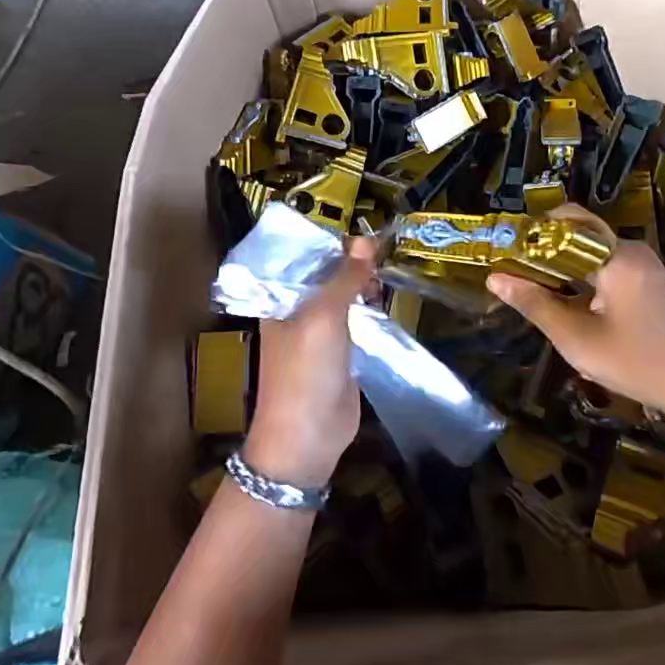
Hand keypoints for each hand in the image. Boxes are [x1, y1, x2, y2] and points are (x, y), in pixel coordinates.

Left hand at [243, 237, 377, 488]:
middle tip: (379, 249)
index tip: (358, 228)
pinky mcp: (340, 351)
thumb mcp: (324, 316)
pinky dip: (368, 307)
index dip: (327, 242)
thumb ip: (345, 278)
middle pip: (324, 275)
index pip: (301, 258)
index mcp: (280, 298)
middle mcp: (296, 310)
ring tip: (384, 268)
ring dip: (361, 283)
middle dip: (349, 261)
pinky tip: (384, 295)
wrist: (307, 435)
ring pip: (341, 296)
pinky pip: (354, 320)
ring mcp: (318, 332)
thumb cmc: (305, 370)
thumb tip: (365, 239)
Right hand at [486, 205, 664, 423]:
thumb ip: (535, 305)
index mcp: (615, 256)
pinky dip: (577, 279)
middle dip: (540, 253)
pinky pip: (600, 266)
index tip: (504, 254)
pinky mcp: (644, 280)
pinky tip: (563, 305)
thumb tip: (496, 279)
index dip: (530, 233)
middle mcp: (628, 249)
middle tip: (512, 277)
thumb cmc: (641, 362)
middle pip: (573, 235)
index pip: (565, 221)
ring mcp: (640, 264)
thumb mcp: (578, 339)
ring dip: (558, 269)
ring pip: (585, 253)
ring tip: (531, 293)